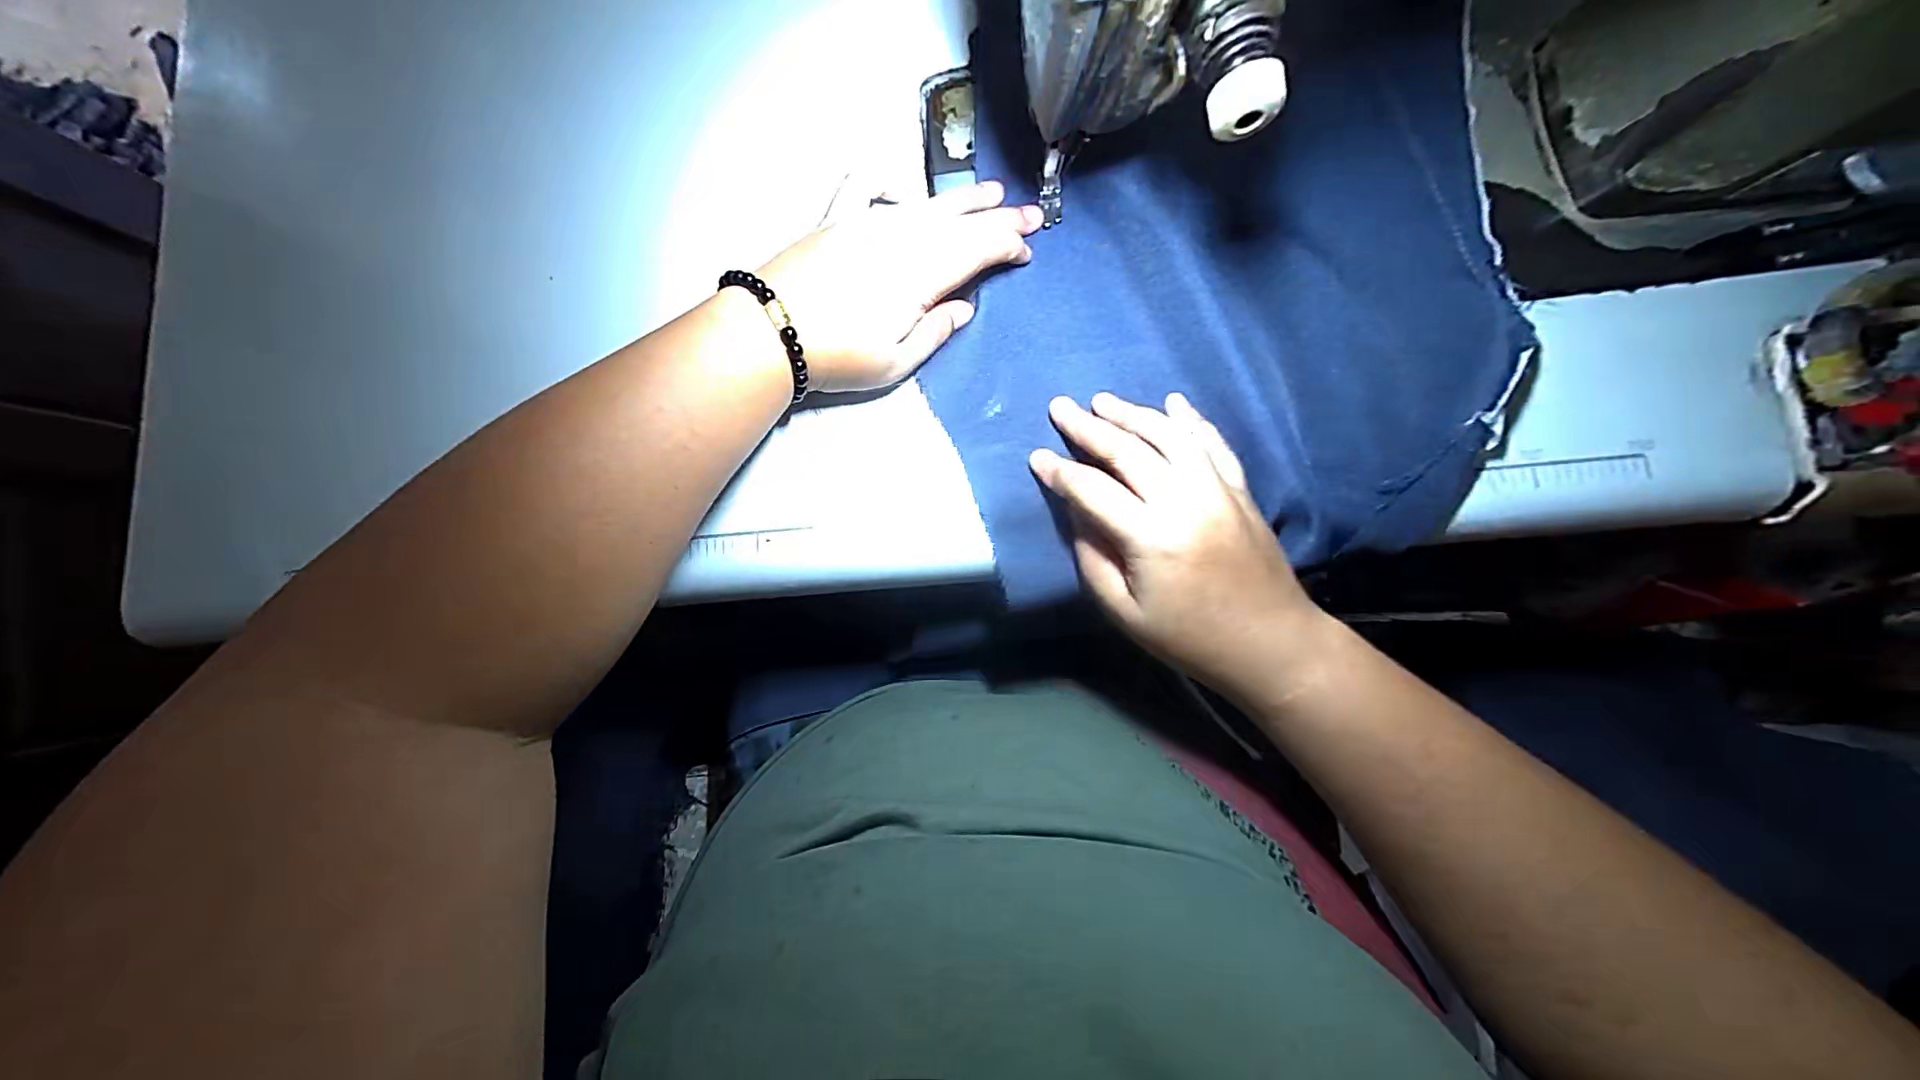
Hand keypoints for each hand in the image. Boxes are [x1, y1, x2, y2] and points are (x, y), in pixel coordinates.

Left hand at [755, 181, 1042, 392]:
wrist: (770, 331)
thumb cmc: (836, 356)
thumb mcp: (896, 362)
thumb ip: (935, 332)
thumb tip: (963, 307)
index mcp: (921, 273)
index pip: (977, 250)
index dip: (1006, 246)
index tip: (1026, 250)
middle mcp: (901, 238)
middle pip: (961, 222)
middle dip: (1000, 218)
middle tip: (1030, 214)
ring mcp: (868, 223)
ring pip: (926, 203)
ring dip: (962, 199)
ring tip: (991, 192)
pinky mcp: (836, 220)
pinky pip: (865, 187)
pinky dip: (886, 181)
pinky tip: (900, 185)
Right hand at [1029, 392, 1332, 695]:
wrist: (1270, 644)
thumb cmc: (1188, 637)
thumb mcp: (1124, 612)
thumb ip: (1093, 558)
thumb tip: (1077, 512)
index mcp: (1151, 537)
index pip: (1093, 490)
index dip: (1060, 473)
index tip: (1036, 456)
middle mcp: (1185, 501)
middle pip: (1129, 451)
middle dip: (1088, 427)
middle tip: (1060, 407)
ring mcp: (1218, 490)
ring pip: (1170, 436)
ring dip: (1133, 414)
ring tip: (1103, 401)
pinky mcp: (1240, 491)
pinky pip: (1213, 444)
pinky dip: (1191, 420)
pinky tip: (1173, 402)